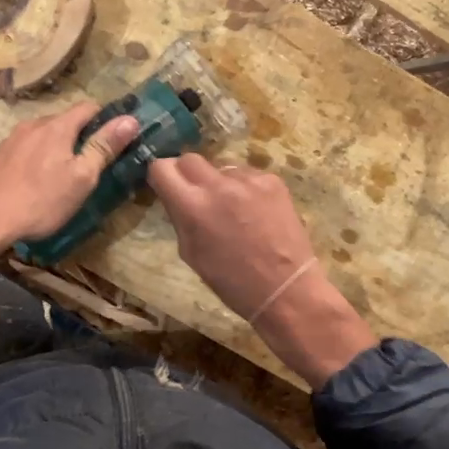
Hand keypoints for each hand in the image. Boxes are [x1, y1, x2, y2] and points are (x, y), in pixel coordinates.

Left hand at [0, 103, 139, 267]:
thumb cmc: (40, 201)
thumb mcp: (81, 178)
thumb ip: (104, 147)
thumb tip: (130, 119)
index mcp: (57, 127)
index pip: (88, 107)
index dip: (106, 118)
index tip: (115, 138)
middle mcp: (31, 125)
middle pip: (63, 121)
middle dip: (78, 136)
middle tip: (88, 163)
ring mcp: (8, 140)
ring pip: (39, 136)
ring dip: (53, 148)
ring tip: (58, 176)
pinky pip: (20, 151)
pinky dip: (31, 160)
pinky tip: (29, 184)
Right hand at [149, 154, 375, 385]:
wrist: (286, 289)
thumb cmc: (232, 281)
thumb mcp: (191, 254)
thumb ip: (179, 217)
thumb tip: (174, 194)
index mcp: (192, 206)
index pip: (162, 167)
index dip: (162, 176)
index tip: (167, 187)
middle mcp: (218, 185)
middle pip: (189, 159)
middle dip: (187, 174)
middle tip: (196, 195)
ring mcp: (248, 179)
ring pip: (220, 167)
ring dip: (218, 182)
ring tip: (232, 209)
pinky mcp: (272, 180)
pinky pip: (247, 175)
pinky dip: (244, 188)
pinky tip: (254, 212)